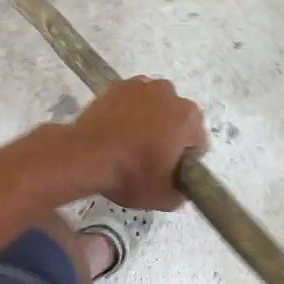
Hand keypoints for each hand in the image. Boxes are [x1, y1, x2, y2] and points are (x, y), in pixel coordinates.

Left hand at [67, 76, 207, 210]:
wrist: (85, 155)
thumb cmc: (130, 174)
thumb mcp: (162, 197)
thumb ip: (180, 193)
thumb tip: (179, 189)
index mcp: (188, 119)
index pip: (198, 143)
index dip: (186, 161)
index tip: (170, 172)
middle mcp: (171, 94)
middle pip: (179, 121)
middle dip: (171, 136)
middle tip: (151, 158)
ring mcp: (143, 86)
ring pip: (157, 107)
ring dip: (152, 121)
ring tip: (133, 143)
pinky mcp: (119, 86)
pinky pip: (134, 100)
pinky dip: (131, 112)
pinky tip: (119, 130)